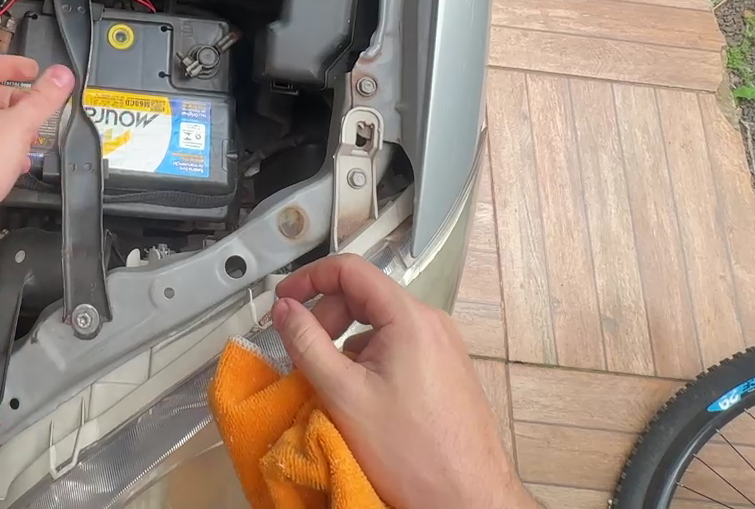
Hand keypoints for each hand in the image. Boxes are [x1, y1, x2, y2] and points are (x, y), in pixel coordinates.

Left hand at [0, 54, 72, 251]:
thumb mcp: (18, 127)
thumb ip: (43, 100)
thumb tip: (61, 75)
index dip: (13, 64)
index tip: (33, 70)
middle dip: (18, 100)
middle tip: (39, 106)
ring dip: (13, 127)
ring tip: (32, 138)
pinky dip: (4, 150)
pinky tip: (17, 165)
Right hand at [272, 254, 533, 508]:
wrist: (471, 506)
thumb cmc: (412, 454)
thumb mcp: (343, 394)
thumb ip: (305, 342)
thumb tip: (284, 308)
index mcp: (409, 317)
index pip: (349, 269)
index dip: (309, 277)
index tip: (284, 299)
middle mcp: (431, 322)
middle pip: (363, 295)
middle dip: (326, 316)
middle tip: (305, 350)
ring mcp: (443, 345)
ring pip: (379, 321)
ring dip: (345, 339)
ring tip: (332, 378)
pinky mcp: (447, 369)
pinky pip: (397, 343)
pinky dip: (369, 356)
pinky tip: (361, 393)